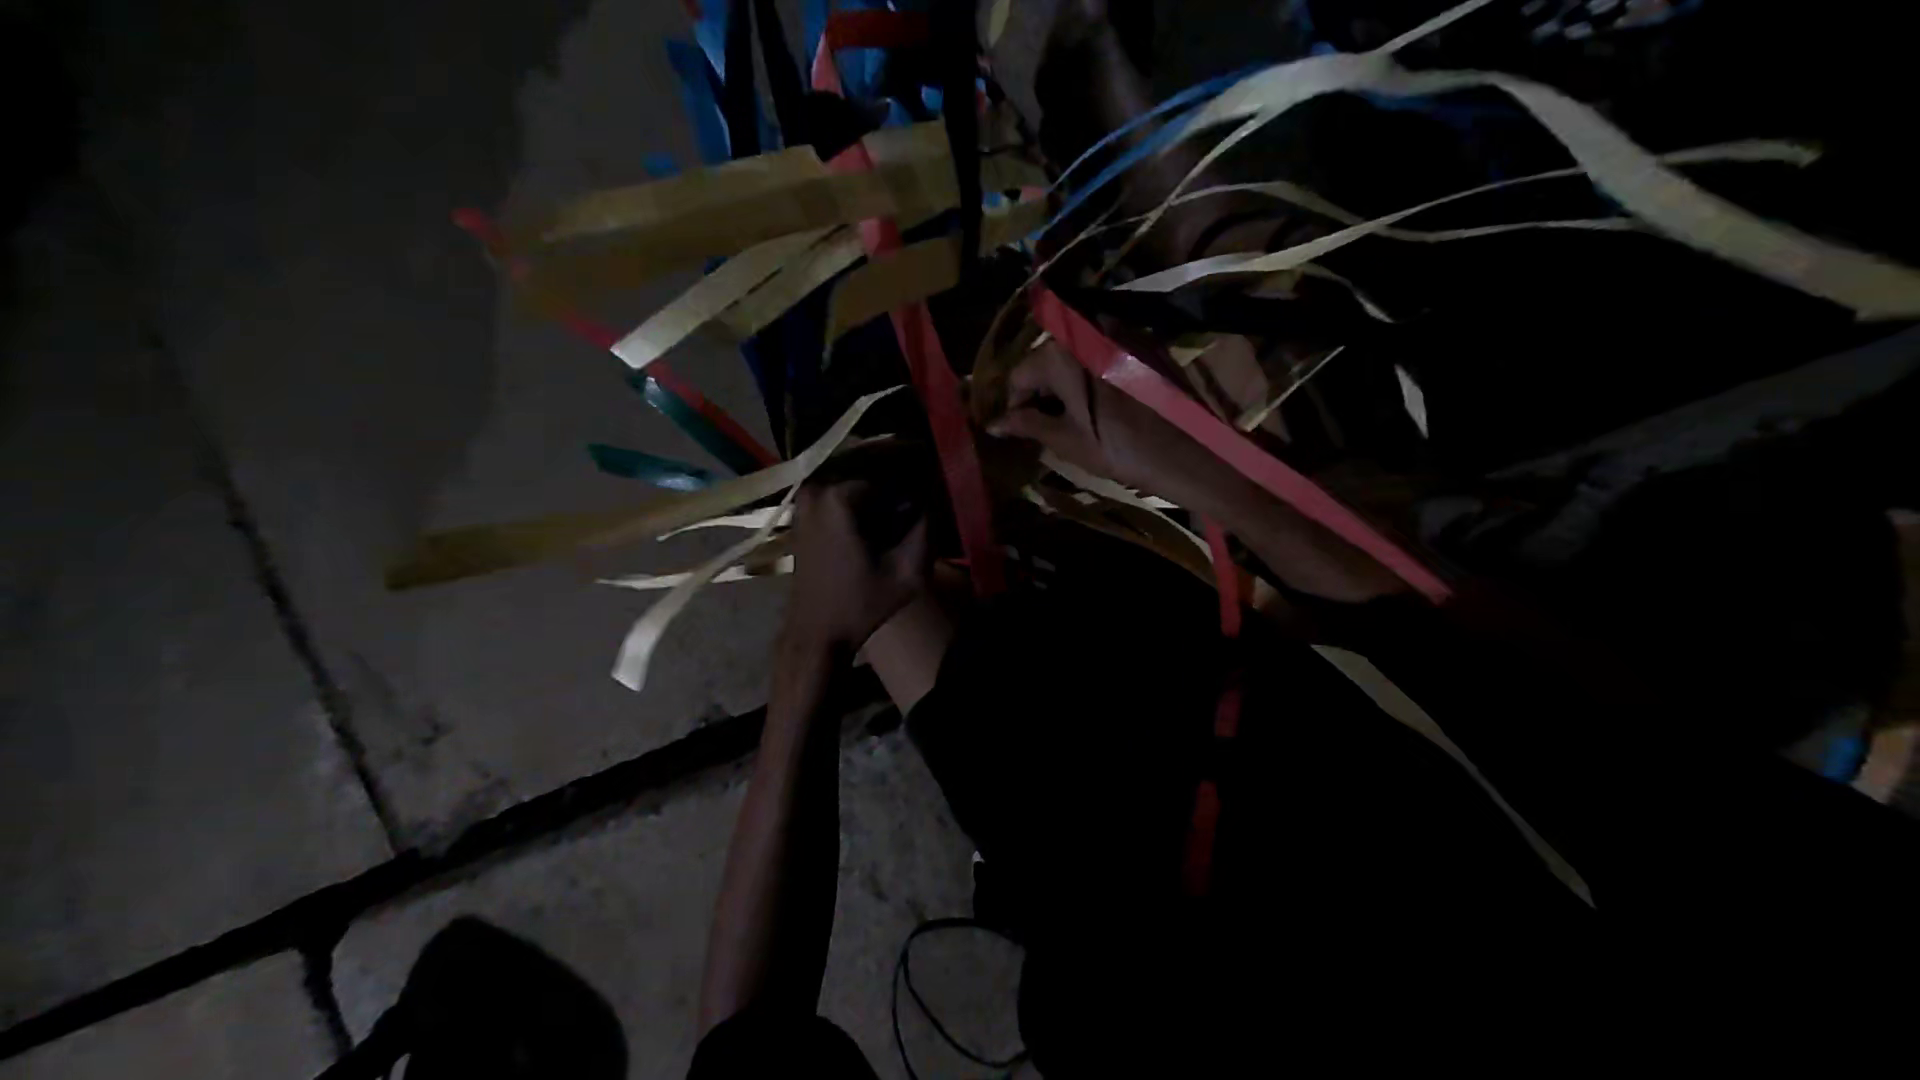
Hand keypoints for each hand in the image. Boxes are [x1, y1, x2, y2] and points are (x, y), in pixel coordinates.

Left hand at [782, 479, 930, 651]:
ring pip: (855, 472)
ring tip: (909, 496)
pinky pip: (840, 486)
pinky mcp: (804, 508)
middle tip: (926, 486)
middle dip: (900, 469)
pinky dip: (864, 491)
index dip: (917, 472)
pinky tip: (885, 507)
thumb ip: (926, 527)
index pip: (890, 466)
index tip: (936, 481)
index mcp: (839, 496)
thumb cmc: (861, 604)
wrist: (816, 631)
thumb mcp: (907, 571)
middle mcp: (817, 486)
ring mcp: (806, 496)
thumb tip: (933, 496)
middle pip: (870, 462)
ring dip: (882, 480)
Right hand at [987, 343, 1211, 498]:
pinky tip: (1104, 401)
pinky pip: (1105, 350)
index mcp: (1062, 355)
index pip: (1021, 373)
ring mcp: (1120, 330)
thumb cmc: (1121, 450)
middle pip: (1048, 357)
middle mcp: (1088, 330)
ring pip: (1077, 352)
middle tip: (1047, 421)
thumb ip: (1028, 424)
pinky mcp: (1146, 339)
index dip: (1014, 402)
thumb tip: (994, 422)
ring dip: (1068, 379)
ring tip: (1075, 414)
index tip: (1018, 426)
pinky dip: (1095, 371)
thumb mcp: (1068, 441)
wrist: (1190, 451)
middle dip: (1042, 388)